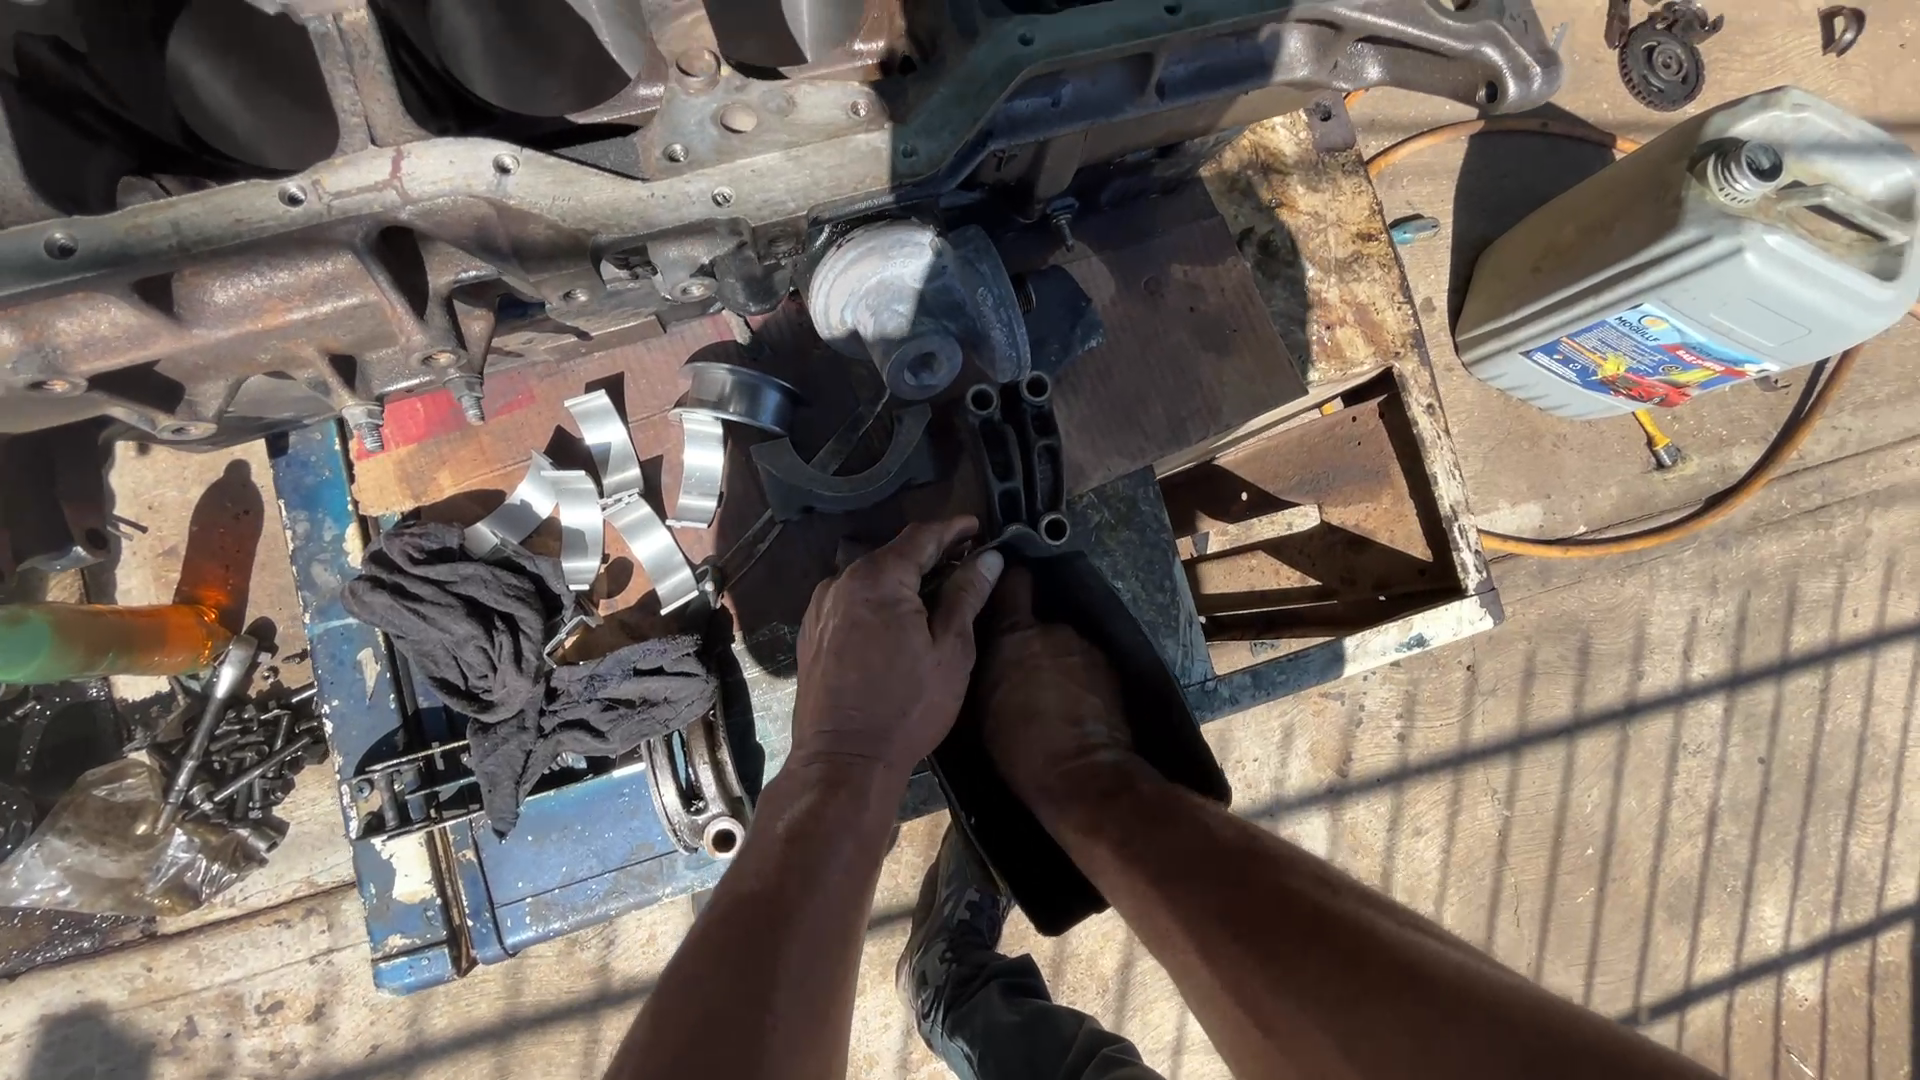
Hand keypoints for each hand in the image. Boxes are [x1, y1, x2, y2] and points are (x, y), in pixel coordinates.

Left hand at [791, 516, 1003, 781]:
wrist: (843, 760)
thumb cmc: (906, 707)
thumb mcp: (950, 650)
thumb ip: (967, 595)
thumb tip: (989, 558)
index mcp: (878, 578)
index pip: (921, 536)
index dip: (953, 529)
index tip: (977, 527)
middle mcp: (841, 581)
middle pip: (893, 553)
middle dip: (930, 553)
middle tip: (965, 561)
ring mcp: (821, 607)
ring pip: (870, 576)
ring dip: (903, 577)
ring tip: (936, 590)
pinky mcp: (813, 632)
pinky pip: (851, 599)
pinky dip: (879, 597)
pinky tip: (898, 619)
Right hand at [976, 565, 1137, 811]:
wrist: (1083, 774)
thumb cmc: (1020, 746)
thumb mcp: (983, 706)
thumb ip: (988, 665)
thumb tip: (991, 651)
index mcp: (1016, 635)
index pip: (1013, 583)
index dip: (1007, 582)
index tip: (1000, 586)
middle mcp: (1055, 630)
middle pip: (1038, 624)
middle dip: (1030, 642)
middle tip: (1020, 672)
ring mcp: (1087, 649)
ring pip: (1063, 647)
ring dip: (1055, 661)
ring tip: (1049, 696)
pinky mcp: (1111, 671)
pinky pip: (1085, 666)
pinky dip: (1077, 679)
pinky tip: (1072, 707)